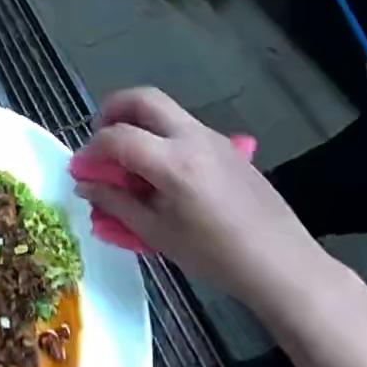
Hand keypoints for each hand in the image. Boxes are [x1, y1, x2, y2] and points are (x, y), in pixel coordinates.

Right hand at [73, 89, 328, 311]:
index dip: (90, 151)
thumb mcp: (157, 234)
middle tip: (100, 137)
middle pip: (140, 98)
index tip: (80, 170)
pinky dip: (160, 134)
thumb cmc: (217, 257)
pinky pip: (183, 126)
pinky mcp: (228, 146)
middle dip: (111, 111)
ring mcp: (213, 137)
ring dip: (137, 120)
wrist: (286, 268)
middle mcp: (191, 137)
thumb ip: (116, 203)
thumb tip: (86, 184)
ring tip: (128, 154)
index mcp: (172, 162)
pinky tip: (162, 171)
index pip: (116, 137)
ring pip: (163, 108)